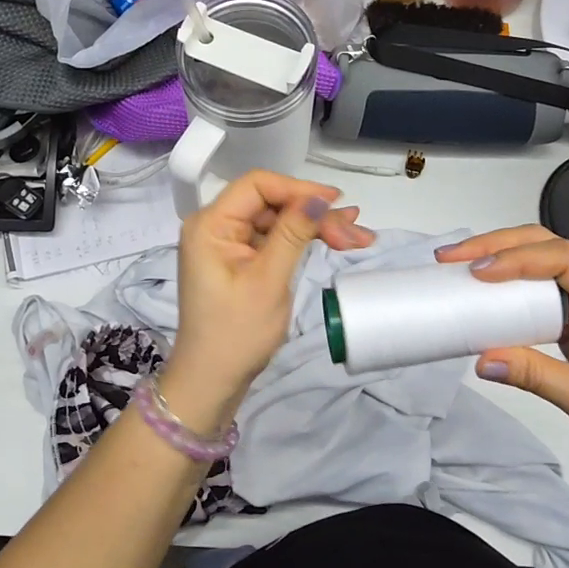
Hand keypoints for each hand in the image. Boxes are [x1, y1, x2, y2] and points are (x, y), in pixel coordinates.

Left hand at [164, 170, 374, 428]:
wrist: (212, 381)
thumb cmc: (237, 333)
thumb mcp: (269, 281)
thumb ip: (293, 234)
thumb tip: (319, 198)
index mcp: (210, 225)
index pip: (258, 186)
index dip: (299, 189)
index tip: (336, 202)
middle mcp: (214, 227)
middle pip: (271, 203)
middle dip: (314, 213)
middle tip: (357, 233)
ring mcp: (227, 245)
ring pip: (277, 221)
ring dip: (315, 227)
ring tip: (357, 238)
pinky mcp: (239, 262)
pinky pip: (273, 240)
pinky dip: (302, 242)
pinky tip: (333, 242)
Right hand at [434, 226, 568, 460]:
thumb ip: (537, 377)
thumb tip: (483, 360)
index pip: (563, 259)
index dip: (517, 259)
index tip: (477, 272)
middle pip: (548, 244)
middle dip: (498, 245)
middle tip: (453, 257)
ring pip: (542, 256)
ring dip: (501, 254)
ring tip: (459, 264)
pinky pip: (541, 280)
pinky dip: (509, 276)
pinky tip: (484, 286)